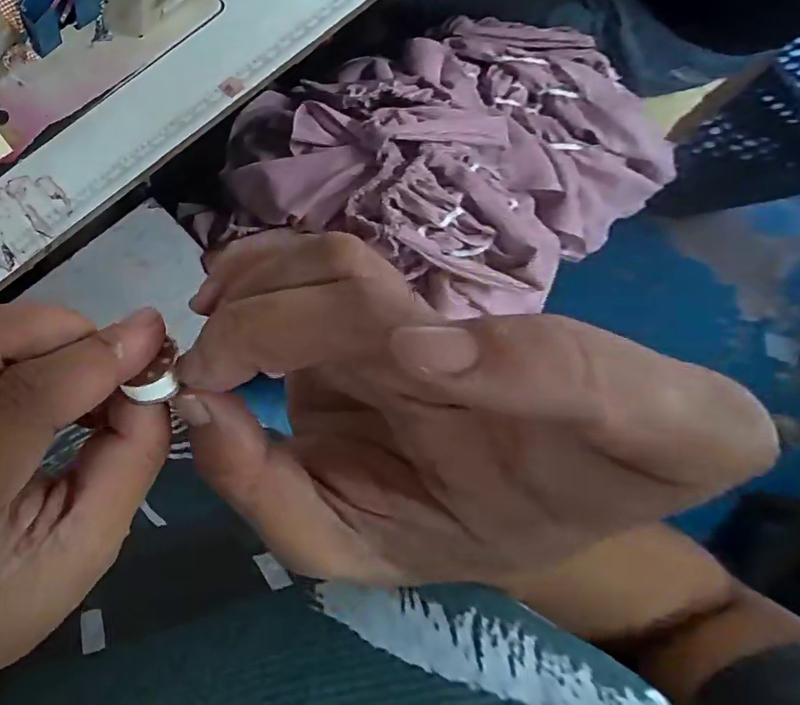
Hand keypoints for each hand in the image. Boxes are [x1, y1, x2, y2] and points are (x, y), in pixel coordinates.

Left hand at [0, 304, 170, 700]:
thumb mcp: (79, 555)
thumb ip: (124, 463)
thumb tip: (147, 375)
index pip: (15, 408)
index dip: (87, 362)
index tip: (148, 336)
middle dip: (59, 329)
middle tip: (112, 352)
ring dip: (35, 332)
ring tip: (80, 368)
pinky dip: (9, 348)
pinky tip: (38, 380)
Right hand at [175, 231, 778, 585]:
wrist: (460, 486)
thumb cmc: (418, 524)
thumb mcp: (353, 548)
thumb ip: (272, 497)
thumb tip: (200, 401)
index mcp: (588, 448)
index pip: (600, 382)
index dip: (521, 360)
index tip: (413, 357)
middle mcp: (532, 356)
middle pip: (376, 299)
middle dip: (263, 327)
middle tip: (202, 377)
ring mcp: (449, 309)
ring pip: (337, 260)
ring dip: (248, 289)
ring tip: (208, 344)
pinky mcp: (388, 288)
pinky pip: (313, 251)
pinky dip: (251, 262)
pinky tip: (218, 299)